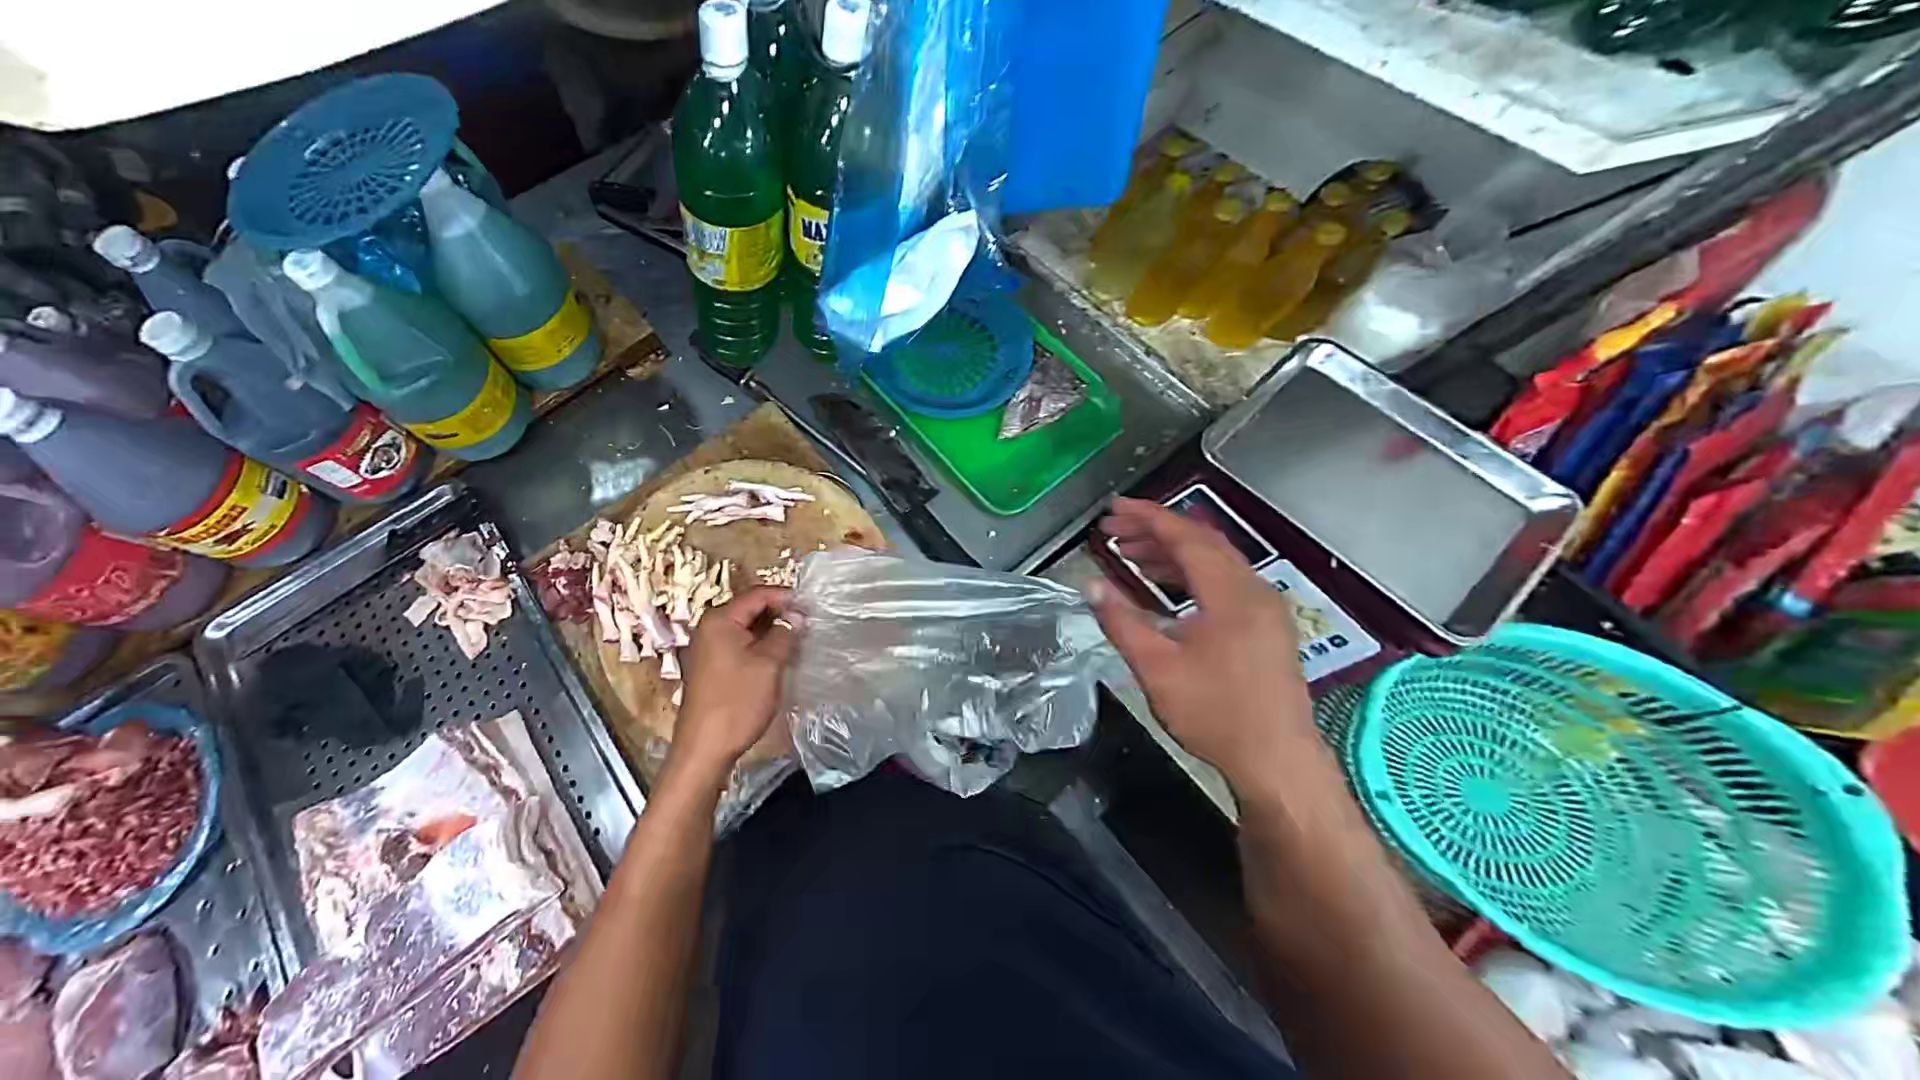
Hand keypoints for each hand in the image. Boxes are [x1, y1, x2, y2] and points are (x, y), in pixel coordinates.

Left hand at [668, 588, 796, 780]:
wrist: (705, 747)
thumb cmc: (737, 701)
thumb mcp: (769, 663)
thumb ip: (784, 633)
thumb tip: (796, 616)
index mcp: (720, 620)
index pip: (757, 594)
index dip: (786, 596)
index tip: (811, 605)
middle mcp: (710, 628)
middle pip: (750, 609)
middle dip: (780, 613)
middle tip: (808, 622)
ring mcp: (709, 648)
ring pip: (747, 628)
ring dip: (772, 631)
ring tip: (799, 639)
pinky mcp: (713, 666)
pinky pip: (740, 645)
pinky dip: (761, 646)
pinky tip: (780, 656)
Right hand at [1089, 497, 1318, 797]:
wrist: (1276, 761)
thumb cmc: (1215, 714)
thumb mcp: (1156, 668)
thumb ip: (1121, 622)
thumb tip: (1090, 586)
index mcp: (1231, 594)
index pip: (1186, 538)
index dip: (1147, 518)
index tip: (1113, 509)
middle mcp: (1254, 591)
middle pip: (1202, 543)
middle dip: (1155, 531)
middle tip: (1114, 530)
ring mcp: (1265, 608)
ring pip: (1214, 563)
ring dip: (1172, 554)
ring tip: (1130, 555)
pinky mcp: (1266, 626)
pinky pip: (1224, 583)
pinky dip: (1191, 575)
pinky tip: (1165, 585)